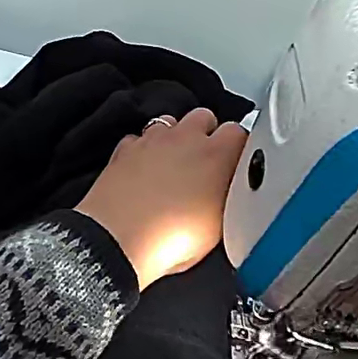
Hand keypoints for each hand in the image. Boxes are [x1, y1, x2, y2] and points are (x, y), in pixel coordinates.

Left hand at [74, 108, 248, 290]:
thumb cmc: (171, 237)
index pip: (239, 132)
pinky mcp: (125, 149)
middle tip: (205, 163)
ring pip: (170, 123)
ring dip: (175, 139)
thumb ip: (231, 198)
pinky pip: (140, 139)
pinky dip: (144, 150)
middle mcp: (186, 138)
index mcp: (217, 154)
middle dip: (206, 134)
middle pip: (204, 117)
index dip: (238, 147)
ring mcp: (152, 140)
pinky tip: (144, 172)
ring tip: (174, 167)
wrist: (119, 240)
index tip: (236, 163)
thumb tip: (233, 194)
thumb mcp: (220, 228)